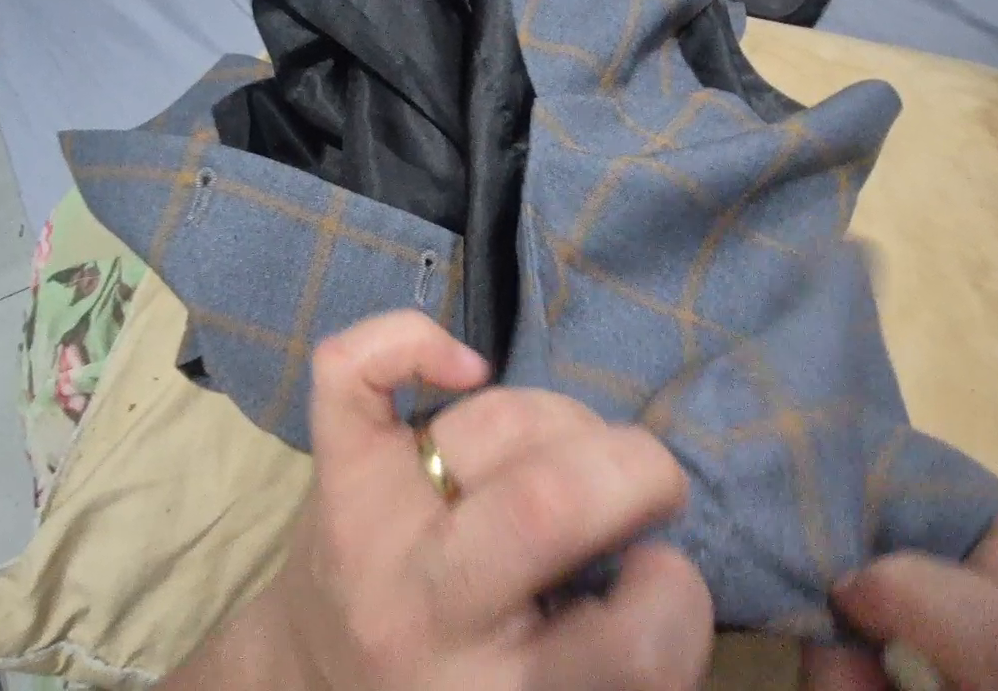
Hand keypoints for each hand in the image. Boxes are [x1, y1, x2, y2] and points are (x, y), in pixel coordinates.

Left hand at [162, 311, 713, 690]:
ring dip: (568, 419)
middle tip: (647, 485)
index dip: (678, 596)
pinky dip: (408, 341)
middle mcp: (428, 609)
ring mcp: (371, 526)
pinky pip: (351, 373)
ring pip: (500, 420)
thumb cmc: (458, 681)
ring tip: (571, 451)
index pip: (628, 648)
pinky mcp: (334, 467)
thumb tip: (655, 552)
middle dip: (637, 467)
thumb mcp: (546, 688)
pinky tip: (462, 367)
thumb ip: (614, 644)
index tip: (658, 575)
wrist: (318, 673)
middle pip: (551, 500)